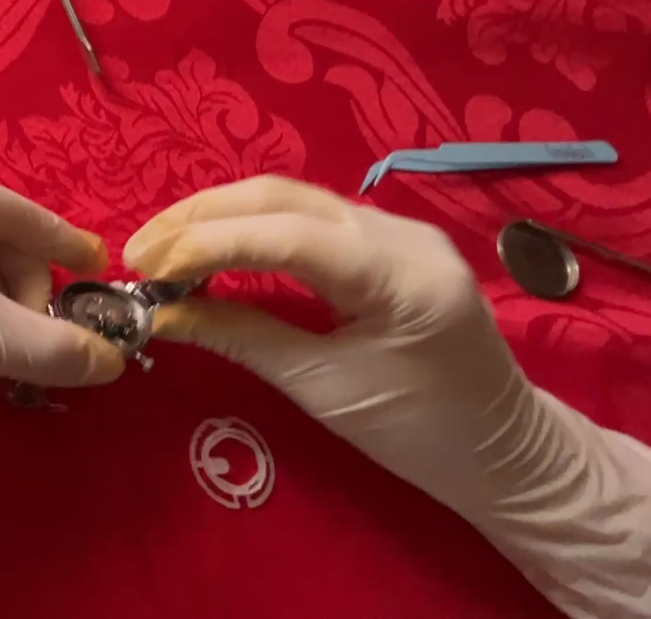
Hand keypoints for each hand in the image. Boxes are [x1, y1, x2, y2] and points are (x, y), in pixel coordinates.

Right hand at [125, 176, 650, 618]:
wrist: (511, 456)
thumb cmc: (422, 435)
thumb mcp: (321, 389)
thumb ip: (236, 335)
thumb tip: (158, 312)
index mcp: (401, 276)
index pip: (284, 235)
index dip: (206, 244)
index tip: (146, 268)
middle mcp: (400, 232)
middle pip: (277, 196)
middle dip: (197, 217)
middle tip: (139, 251)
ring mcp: (394, 226)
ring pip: (283, 195)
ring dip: (214, 215)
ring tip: (161, 246)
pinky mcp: (382, 236)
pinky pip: (299, 213)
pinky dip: (243, 224)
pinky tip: (209, 244)